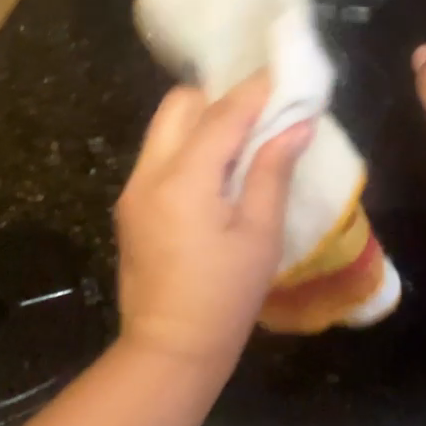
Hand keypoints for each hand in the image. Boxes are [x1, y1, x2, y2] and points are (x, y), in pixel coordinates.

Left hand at [114, 74, 314, 366]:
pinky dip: (187, 151)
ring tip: (241, 147)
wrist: (170, 349)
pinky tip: (216, 177)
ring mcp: (132, 191)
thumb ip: (272, 172)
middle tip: (259, 117)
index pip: (222, 115)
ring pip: (164, 131)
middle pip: (179, 107)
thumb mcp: (259, 236)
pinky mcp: (130, 209)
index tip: (284, 76)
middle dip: (219, 100)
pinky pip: (158, 159)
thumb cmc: (225, 298)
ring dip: (201, 125)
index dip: (255, 91)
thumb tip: (296, 124)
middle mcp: (148, 174)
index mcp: (184, 180)